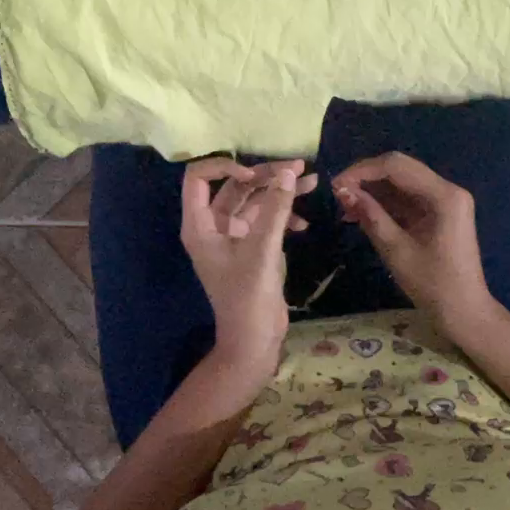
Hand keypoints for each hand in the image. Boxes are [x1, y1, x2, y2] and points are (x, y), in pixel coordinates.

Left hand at [181, 157, 314, 382]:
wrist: (255, 342)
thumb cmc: (248, 297)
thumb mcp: (263, 250)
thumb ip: (275, 209)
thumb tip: (288, 173)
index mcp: (200, 225)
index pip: (198, 178)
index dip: (224, 167)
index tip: (255, 174)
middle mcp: (212, 227)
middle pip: (234, 186)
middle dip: (265, 176)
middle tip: (298, 168)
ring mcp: (233, 238)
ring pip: (254, 202)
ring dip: (280, 193)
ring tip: (311, 182)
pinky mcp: (252, 248)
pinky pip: (265, 221)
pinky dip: (283, 217)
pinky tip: (303, 224)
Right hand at [331, 152, 494, 335]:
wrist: (464, 312)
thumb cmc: (432, 284)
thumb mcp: (396, 249)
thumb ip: (370, 215)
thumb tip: (342, 191)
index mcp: (443, 195)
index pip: (396, 167)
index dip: (362, 171)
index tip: (335, 186)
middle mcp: (446, 189)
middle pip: (399, 169)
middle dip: (365, 177)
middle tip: (337, 193)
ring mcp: (444, 200)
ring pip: (400, 182)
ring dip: (372, 190)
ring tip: (345, 206)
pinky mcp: (437, 212)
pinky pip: (406, 198)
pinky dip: (383, 202)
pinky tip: (360, 213)